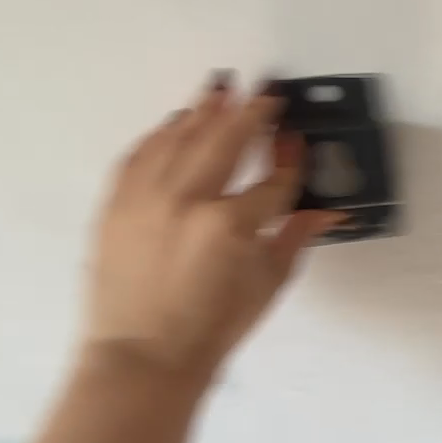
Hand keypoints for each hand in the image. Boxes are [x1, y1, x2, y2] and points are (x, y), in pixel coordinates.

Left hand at [82, 73, 343, 378]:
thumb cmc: (216, 324)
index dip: (292, 159)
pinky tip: (176, 122)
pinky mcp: (116, 206)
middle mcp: (186, 200)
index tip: (300, 138)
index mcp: (231, 224)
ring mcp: (144, 199)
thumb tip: (325, 209)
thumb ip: (295, 235)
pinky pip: (139, 156)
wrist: (143, 355)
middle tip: (267, 88)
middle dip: (250, 112)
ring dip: (203, 111)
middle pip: (224, 141)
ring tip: (221, 88)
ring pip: (177, 139)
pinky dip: (160, 135)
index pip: (274, 180)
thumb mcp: (270, 281)